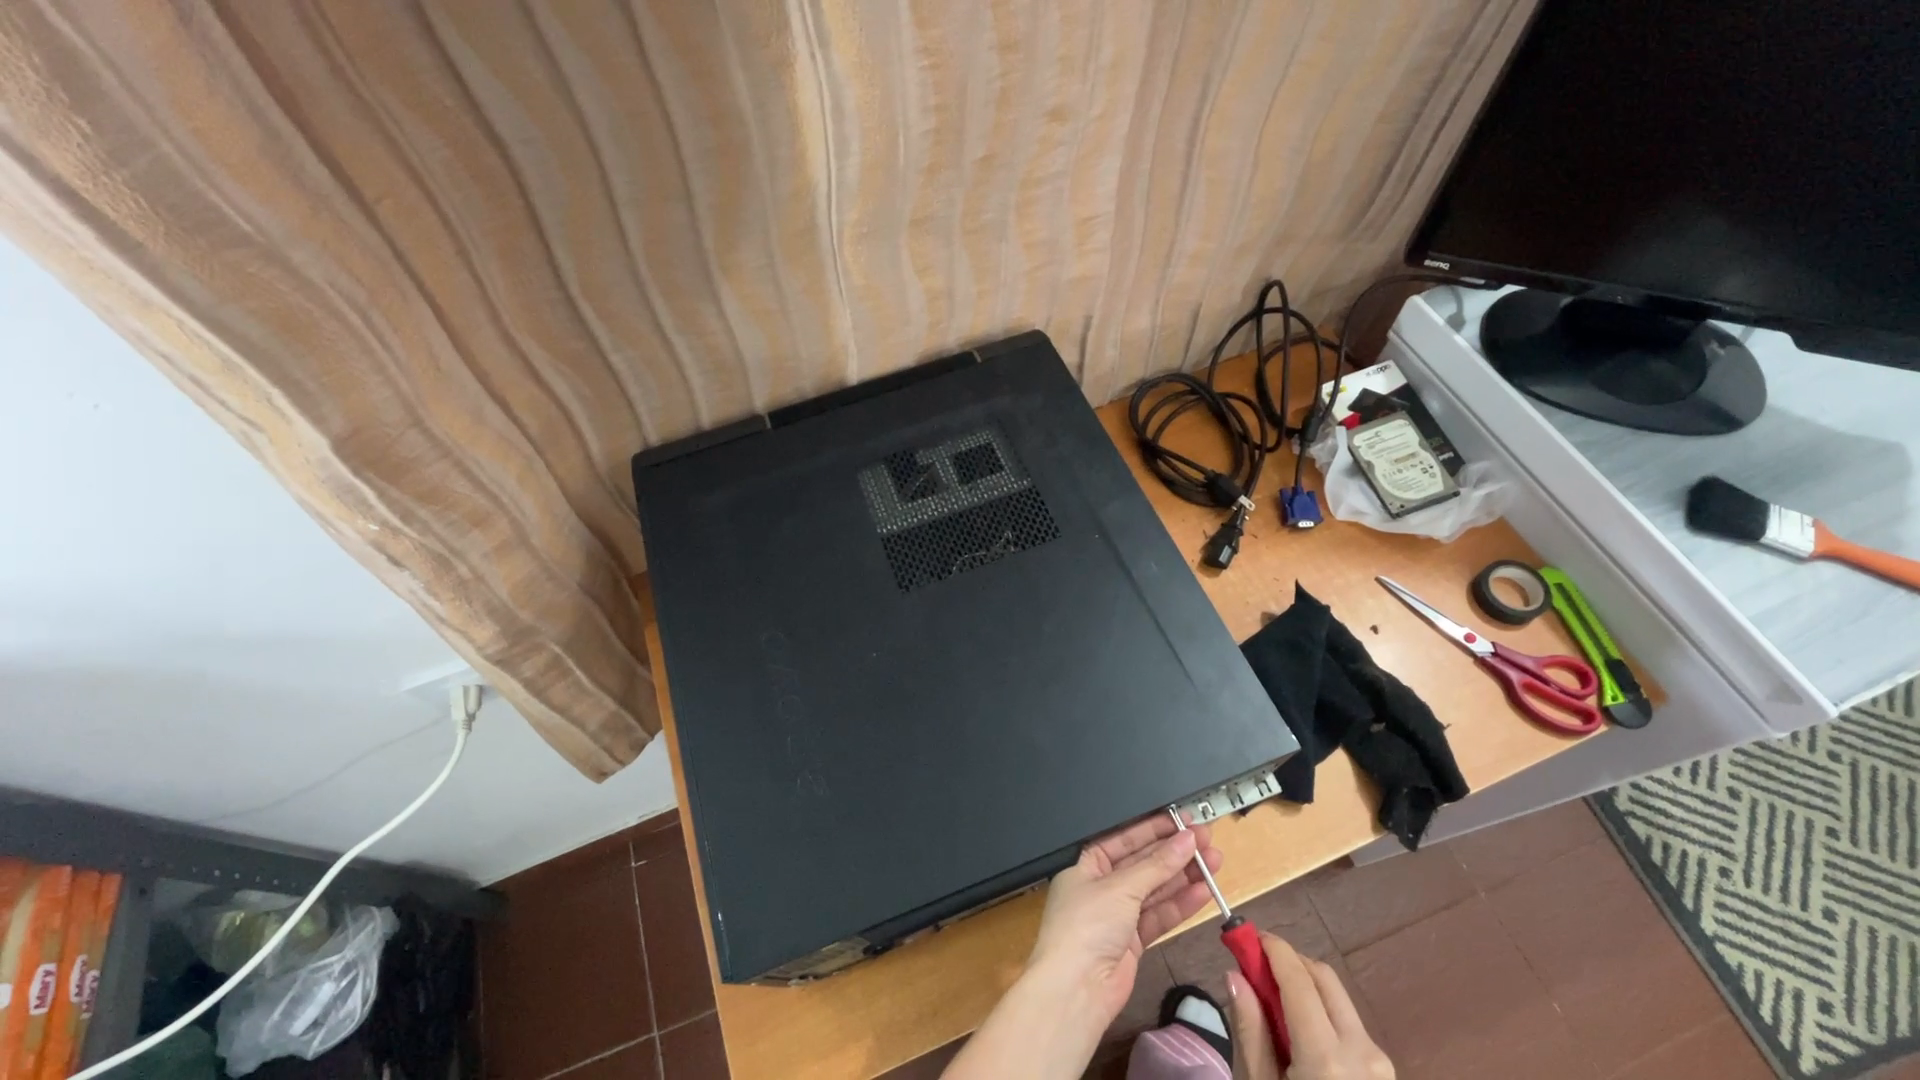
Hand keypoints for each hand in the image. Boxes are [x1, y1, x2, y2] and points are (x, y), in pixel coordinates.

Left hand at [943, 814, 1223, 1079]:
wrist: (1076, 988)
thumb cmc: (1084, 927)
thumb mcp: (1121, 887)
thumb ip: (1157, 865)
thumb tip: (1187, 840)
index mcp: (1085, 864)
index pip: (1124, 839)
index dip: (1154, 829)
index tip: (1183, 820)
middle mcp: (1100, 886)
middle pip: (1143, 863)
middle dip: (1174, 852)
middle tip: (1207, 839)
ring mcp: (1117, 914)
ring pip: (1156, 889)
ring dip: (1184, 876)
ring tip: (1215, 861)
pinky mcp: (1132, 940)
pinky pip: (1160, 915)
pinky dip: (1181, 904)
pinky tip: (1203, 891)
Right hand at [1228, 933, 1392, 1079]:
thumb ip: (1251, 1030)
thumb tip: (1236, 975)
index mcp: (1326, 1057)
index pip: (1298, 979)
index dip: (1272, 949)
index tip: (1246, 934)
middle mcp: (1362, 1050)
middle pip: (1324, 978)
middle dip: (1289, 961)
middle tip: (1254, 964)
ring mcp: (1381, 1062)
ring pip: (1338, 999)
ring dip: (1305, 987)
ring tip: (1271, 1003)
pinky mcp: (1386, 1072)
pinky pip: (1349, 1024)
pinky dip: (1321, 1012)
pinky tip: (1298, 1033)